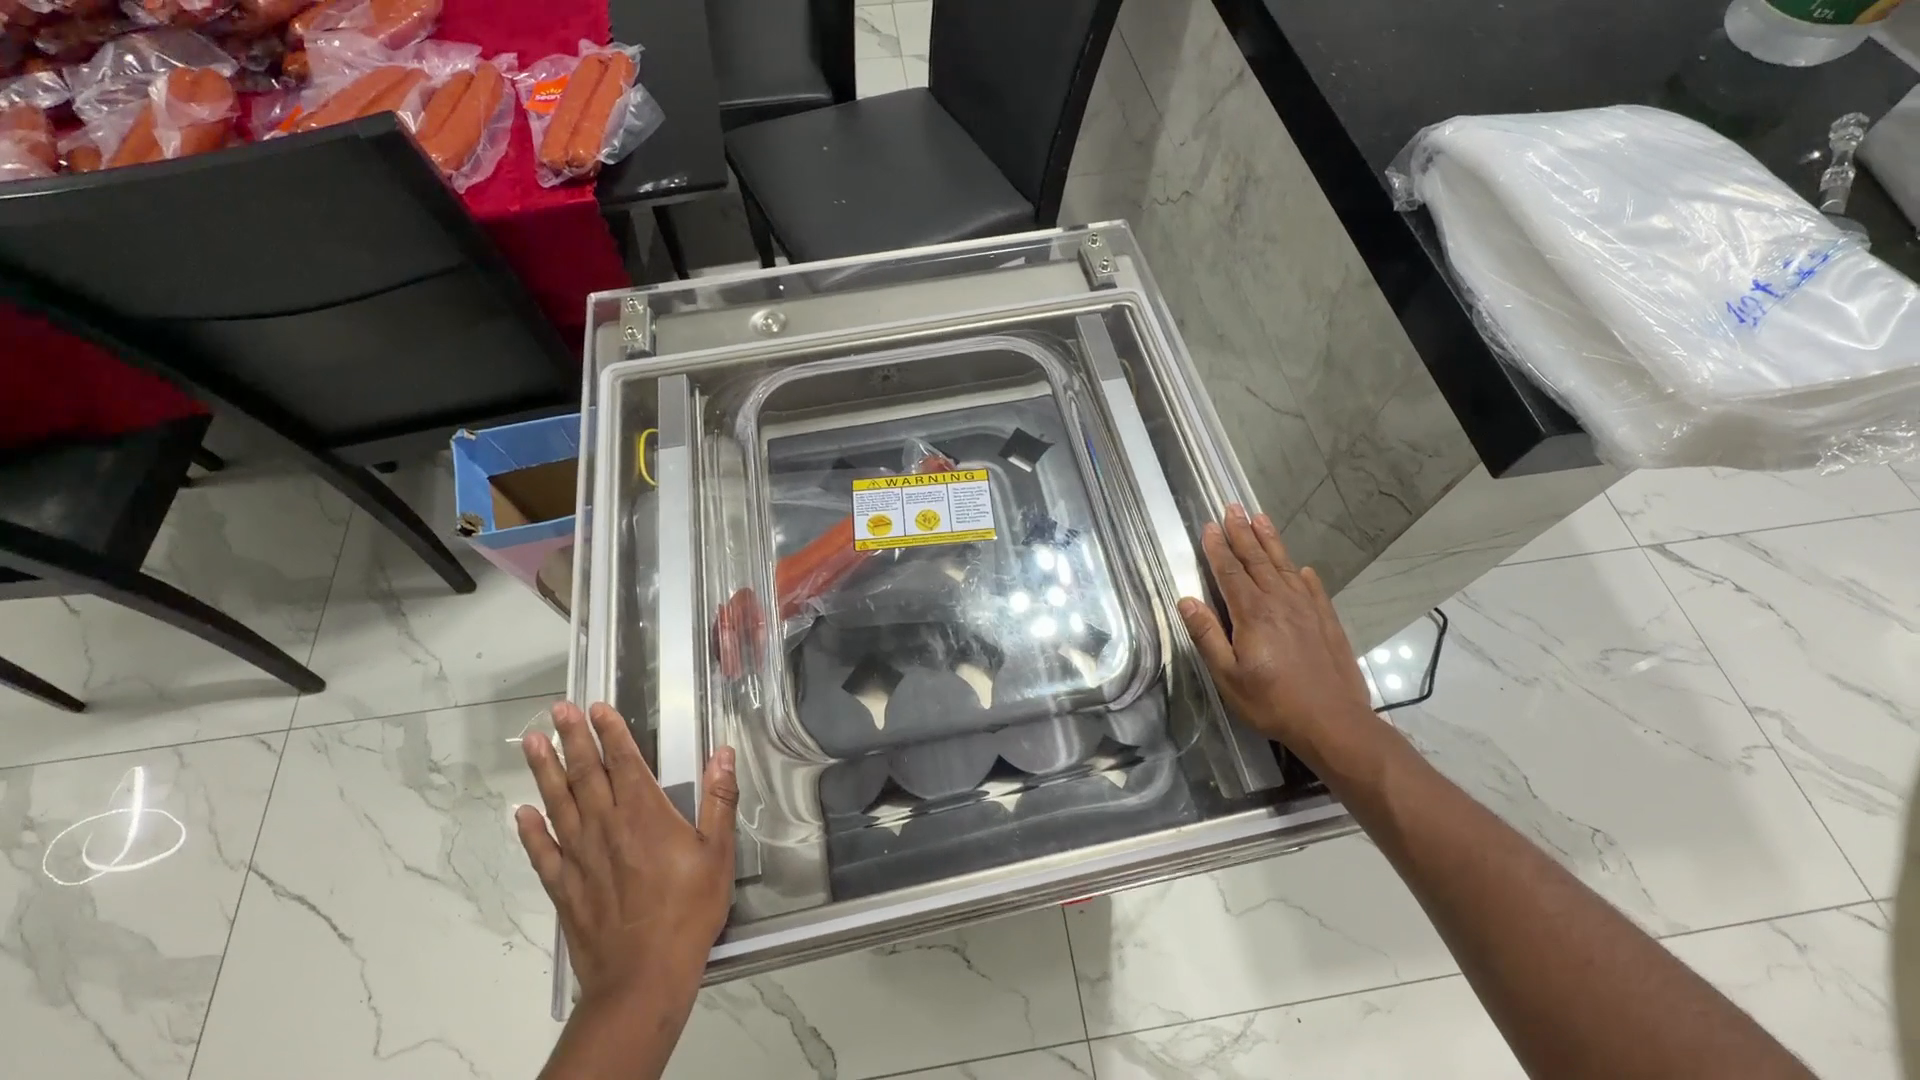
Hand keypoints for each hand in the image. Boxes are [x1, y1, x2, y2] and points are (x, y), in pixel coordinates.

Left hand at [516, 701, 738, 1008]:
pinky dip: (530, 830)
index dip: (610, 731)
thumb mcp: (718, 853)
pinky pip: (542, 851)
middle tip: (558, 710)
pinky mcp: (563, 886)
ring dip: (544, 770)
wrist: (643, 974)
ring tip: (531, 742)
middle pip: (585, 773)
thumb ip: (719, 799)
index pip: (623, 761)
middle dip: (572, 738)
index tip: (596, 708)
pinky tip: (521, 813)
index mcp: (643, 813)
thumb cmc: (688, 911)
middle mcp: (605, 826)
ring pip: (557, 802)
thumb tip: (723, 753)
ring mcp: (579, 856)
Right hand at [1177, 504, 1375, 764]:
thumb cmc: (1271, 701)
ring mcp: (1307, 609)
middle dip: (1242, 533)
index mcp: (1252, 613)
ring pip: (1284, 567)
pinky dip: (1304, 575)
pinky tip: (1302, 568)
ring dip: (1270, 542)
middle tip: (1232, 508)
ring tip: (1261, 519)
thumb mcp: (1227, 675)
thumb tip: (1187, 601)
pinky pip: (1313, 589)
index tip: (1208, 526)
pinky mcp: (1326, 621)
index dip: (1217, 548)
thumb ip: (1207, 635)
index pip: (1229, 572)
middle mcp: (1279, 601)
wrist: (1332, 720)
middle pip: (1257, 560)